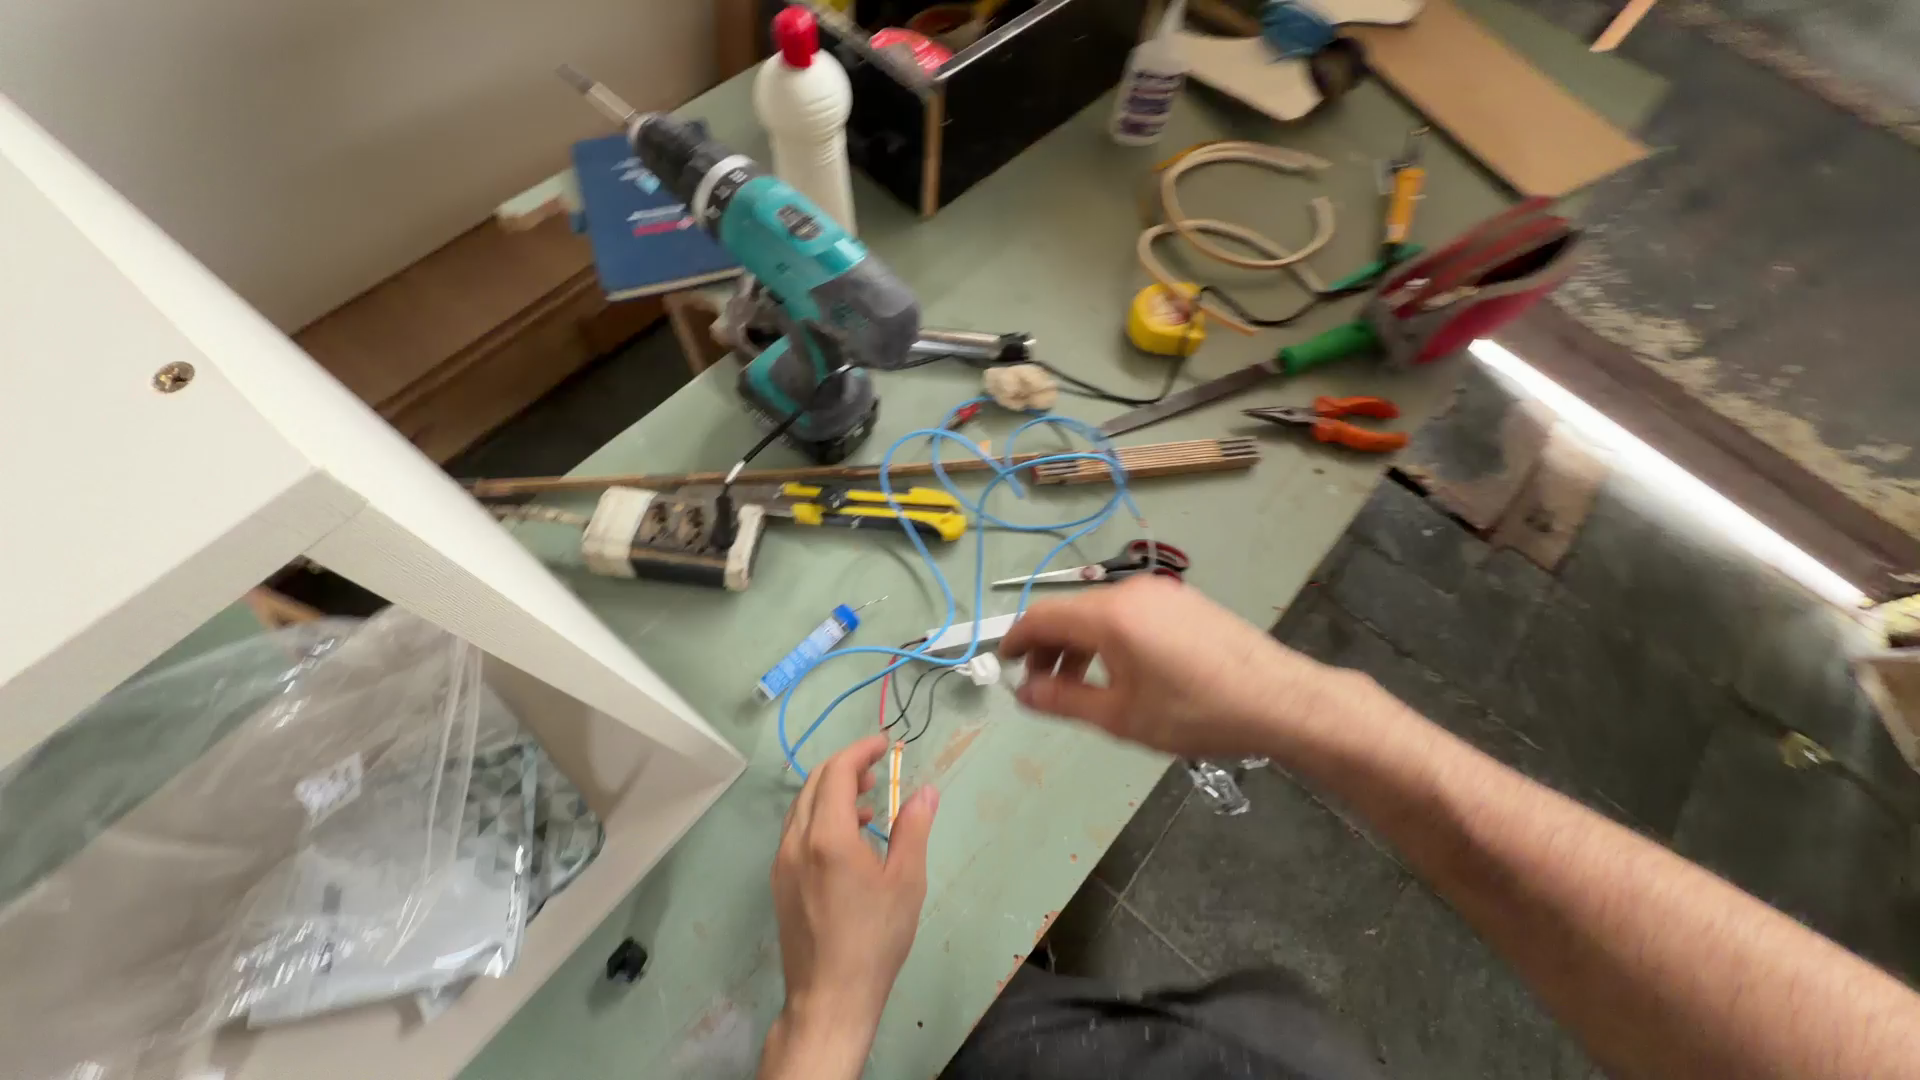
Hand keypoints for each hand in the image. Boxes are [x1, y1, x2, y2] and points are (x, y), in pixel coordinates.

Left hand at [763, 735, 938, 1078]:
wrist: (830, 998)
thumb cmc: (875, 938)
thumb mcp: (907, 881)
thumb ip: (913, 828)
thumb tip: (926, 790)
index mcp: (828, 836)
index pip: (838, 772)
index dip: (861, 750)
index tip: (885, 744)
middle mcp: (797, 840)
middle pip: (815, 783)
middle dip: (846, 767)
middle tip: (878, 770)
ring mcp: (782, 862)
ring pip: (802, 806)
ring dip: (832, 792)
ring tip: (869, 804)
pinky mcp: (779, 881)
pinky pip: (796, 830)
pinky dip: (820, 816)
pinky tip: (848, 839)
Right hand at [999, 575, 1335, 757]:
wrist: (1283, 701)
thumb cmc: (1196, 713)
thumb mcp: (1122, 717)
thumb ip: (1064, 701)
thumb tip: (1022, 693)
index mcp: (1110, 615)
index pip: (1042, 616)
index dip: (1016, 639)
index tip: (1002, 664)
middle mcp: (1132, 592)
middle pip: (1071, 613)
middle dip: (1048, 648)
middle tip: (1041, 687)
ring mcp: (1162, 593)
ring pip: (1101, 614)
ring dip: (1080, 646)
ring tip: (1082, 687)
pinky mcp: (1185, 602)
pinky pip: (1130, 614)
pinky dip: (1110, 639)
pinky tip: (1122, 672)